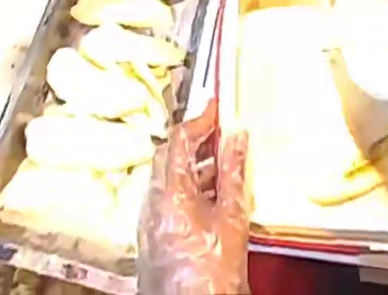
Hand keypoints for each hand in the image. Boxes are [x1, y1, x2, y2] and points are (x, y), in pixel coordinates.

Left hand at [138, 101, 249, 294]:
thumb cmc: (211, 280)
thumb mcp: (232, 219)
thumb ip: (233, 173)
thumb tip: (237, 137)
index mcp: (169, 194)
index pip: (178, 140)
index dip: (199, 120)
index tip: (216, 109)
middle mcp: (152, 204)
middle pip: (169, 155)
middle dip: (195, 139)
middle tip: (219, 131)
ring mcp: (149, 222)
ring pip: (168, 176)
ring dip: (193, 163)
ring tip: (221, 160)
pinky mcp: (153, 238)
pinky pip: (167, 198)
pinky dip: (187, 185)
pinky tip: (210, 193)